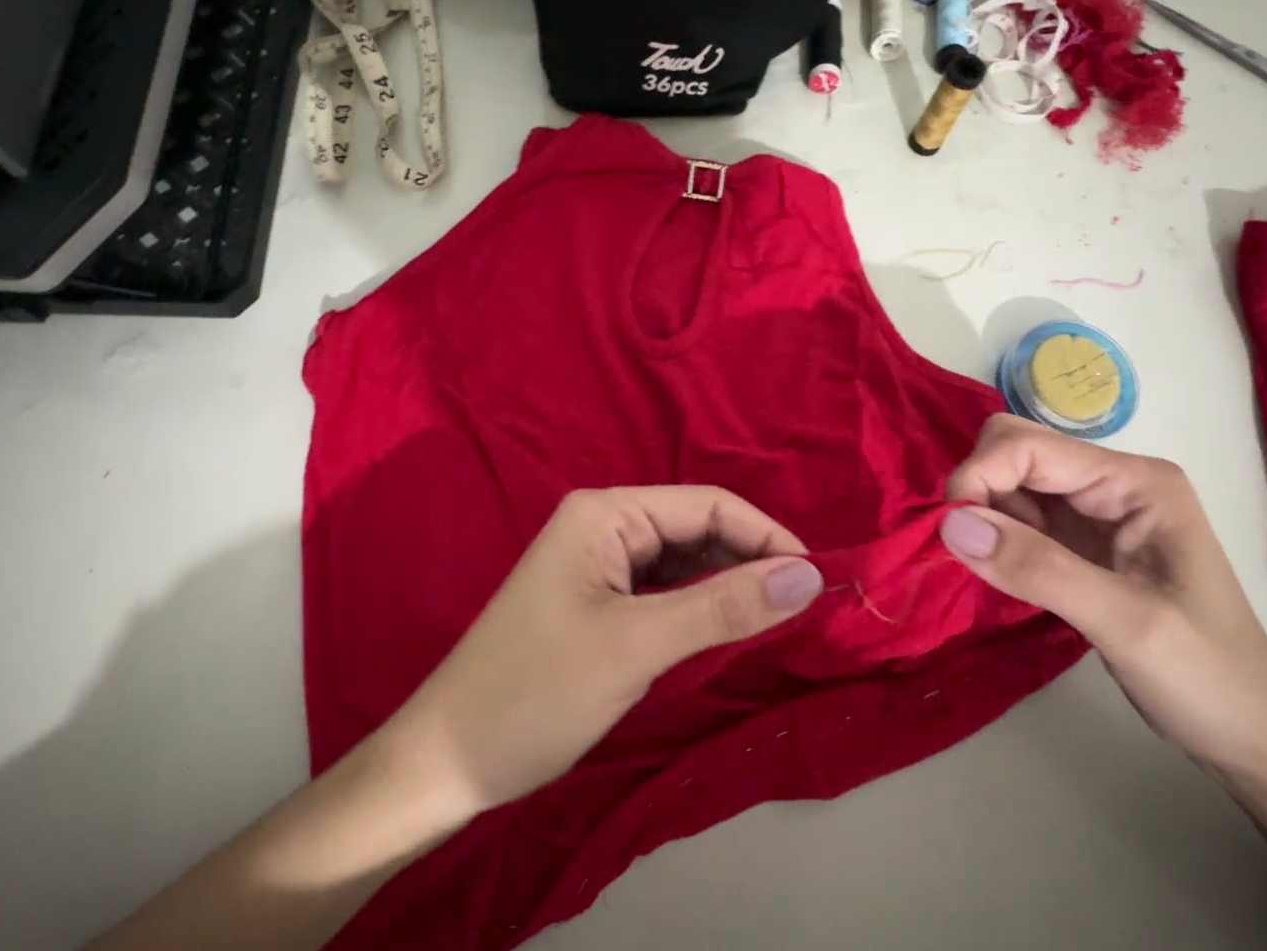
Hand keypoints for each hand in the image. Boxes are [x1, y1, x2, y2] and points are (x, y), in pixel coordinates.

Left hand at [375, 486, 825, 821]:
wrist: (449, 761)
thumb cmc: (537, 692)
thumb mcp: (638, 646)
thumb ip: (724, 606)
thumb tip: (808, 576)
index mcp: (604, 514)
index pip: (707, 505)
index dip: (766, 537)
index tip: (816, 582)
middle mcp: (601, 527)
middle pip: (697, 530)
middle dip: (749, 562)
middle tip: (802, 610)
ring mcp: (596, 567)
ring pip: (683, 564)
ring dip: (727, 587)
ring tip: (771, 623)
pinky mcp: (596, 605)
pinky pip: (663, 593)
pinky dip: (698, 609)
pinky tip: (724, 632)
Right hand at [936, 415, 1266, 779]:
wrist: (1252, 737)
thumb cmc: (1208, 678)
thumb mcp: (1126, 624)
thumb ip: (1039, 569)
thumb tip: (950, 523)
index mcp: (1136, 483)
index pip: (1030, 447)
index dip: (979, 475)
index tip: (949, 531)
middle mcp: (1113, 484)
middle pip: (1016, 451)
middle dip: (978, 488)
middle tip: (968, 548)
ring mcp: (1096, 514)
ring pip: (1010, 484)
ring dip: (983, 515)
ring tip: (992, 570)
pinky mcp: (1079, 546)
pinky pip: (1018, 520)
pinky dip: (995, 537)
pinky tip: (1001, 573)